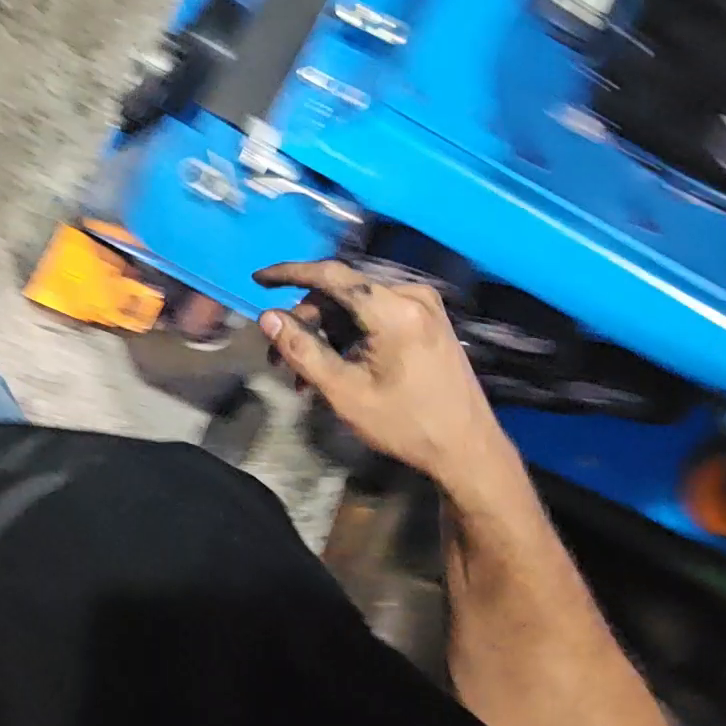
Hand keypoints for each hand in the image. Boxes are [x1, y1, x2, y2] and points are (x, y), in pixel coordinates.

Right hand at [253, 260, 509, 486]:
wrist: (468, 451)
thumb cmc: (406, 424)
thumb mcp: (344, 392)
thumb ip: (302, 350)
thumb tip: (267, 318)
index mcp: (395, 310)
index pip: (331, 275)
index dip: (289, 273)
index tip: (257, 279)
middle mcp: (412, 296)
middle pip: (340, 294)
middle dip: (305, 322)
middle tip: (280, 359)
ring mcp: (423, 307)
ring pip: (354, 307)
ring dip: (325, 334)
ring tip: (305, 375)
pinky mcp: (427, 321)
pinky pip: (374, 315)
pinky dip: (349, 336)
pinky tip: (334, 367)